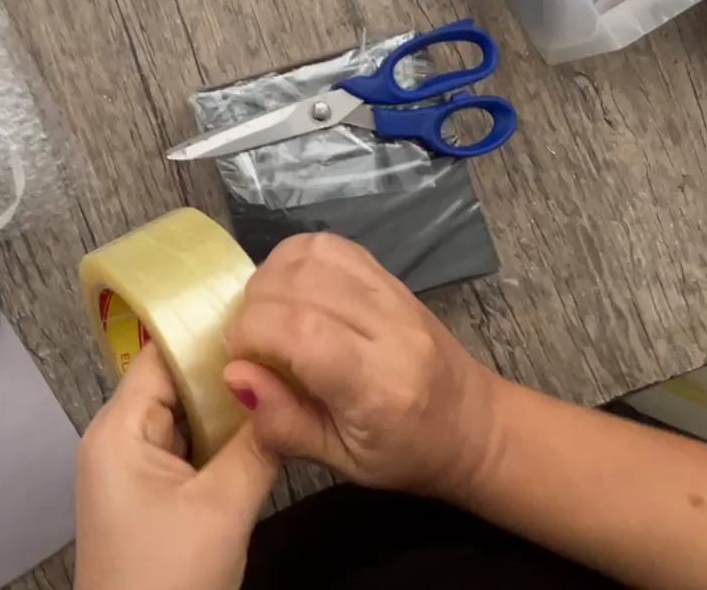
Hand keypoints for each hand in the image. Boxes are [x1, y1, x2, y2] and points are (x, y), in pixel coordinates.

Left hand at [75, 344, 280, 589]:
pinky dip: (216, 435)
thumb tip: (286, 389)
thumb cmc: (168, 583)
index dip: (205, 332)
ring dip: (223, 403)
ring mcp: (131, 465)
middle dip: (222, 366)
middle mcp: (116, 437)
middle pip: (171, 380)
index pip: (160, 355)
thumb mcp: (222, 511)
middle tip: (275, 341)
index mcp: (117, 428)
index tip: (254, 313)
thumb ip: (256, 444)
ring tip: (273, 371)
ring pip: (182, 413)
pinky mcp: (147, 491)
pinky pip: (185, 444)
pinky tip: (255, 420)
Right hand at [222, 233, 503, 500]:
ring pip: (313, 254)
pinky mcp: (388, 273)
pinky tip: (288, 286)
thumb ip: (284, 421)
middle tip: (250, 340)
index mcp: (380, 386)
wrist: (473, 424)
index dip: (252, 333)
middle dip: (254, 306)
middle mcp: (390, 328)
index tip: (238, 357)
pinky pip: (331, 245)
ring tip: (266, 311)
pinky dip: (295, 258)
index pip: (301, 332)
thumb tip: (233, 374)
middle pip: (301, 285)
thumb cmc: (406, 454)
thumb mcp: (342, 462)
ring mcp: (392, 292)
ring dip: (271, 276)